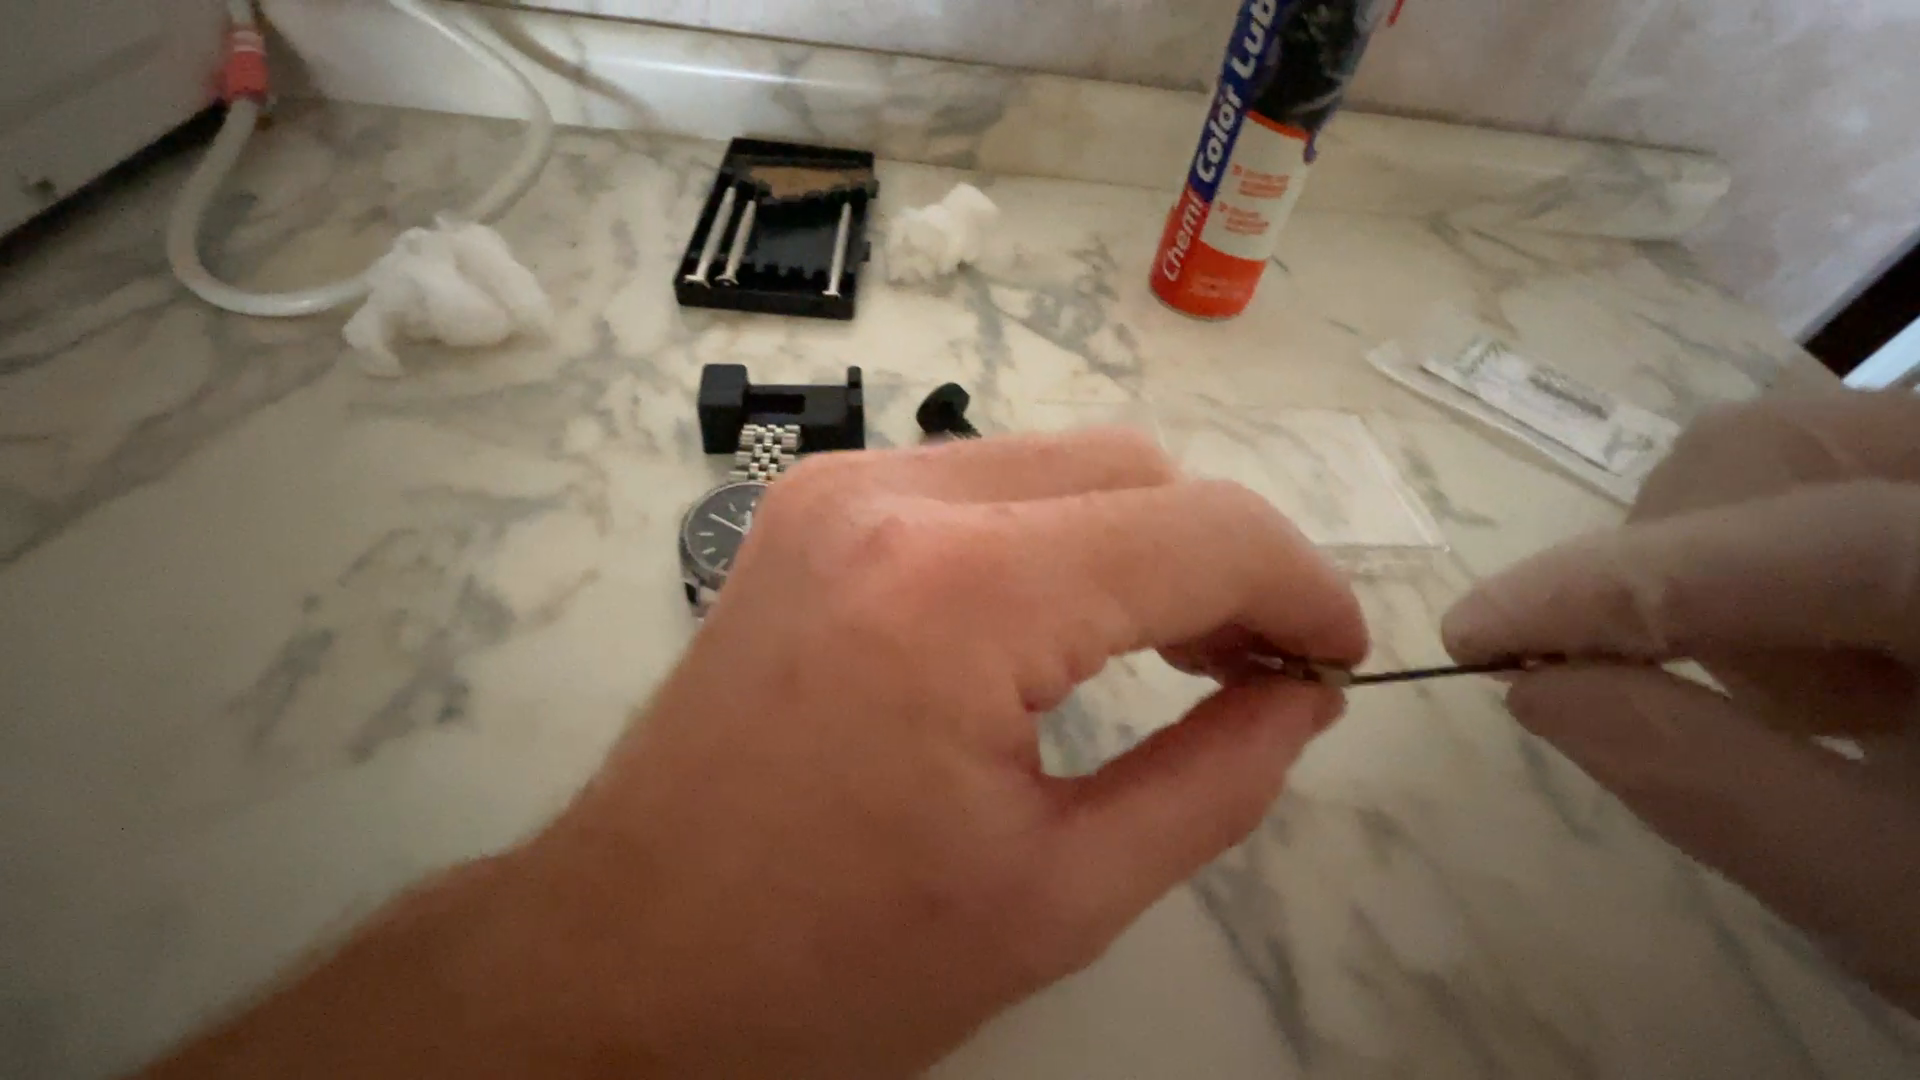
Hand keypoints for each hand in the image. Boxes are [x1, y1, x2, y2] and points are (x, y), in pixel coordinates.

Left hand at [523, 428, 1365, 1076]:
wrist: (623, 953)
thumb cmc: (829, 961)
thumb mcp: (1058, 894)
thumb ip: (1214, 782)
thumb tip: (1300, 698)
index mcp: (959, 595)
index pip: (1199, 531)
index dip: (1297, 586)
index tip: (1334, 656)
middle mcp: (891, 499)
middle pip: (1132, 470)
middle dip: (1220, 559)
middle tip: (1252, 665)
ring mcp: (837, 489)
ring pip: (1060, 466)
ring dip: (1140, 540)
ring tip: (1175, 646)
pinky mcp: (811, 508)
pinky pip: (980, 486)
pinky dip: (1055, 536)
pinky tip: (1064, 621)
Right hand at [1443, 390, 1919, 1012]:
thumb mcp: (1896, 895)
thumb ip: (1718, 787)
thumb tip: (1533, 687)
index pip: (1794, 549)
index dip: (1603, 589)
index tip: (1466, 636)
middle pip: (1762, 454)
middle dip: (1667, 565)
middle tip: (1689, 681)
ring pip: (1775, 447)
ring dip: (1709, 557)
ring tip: (1782, 682)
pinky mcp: (1907, 501)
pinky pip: (1802, 469)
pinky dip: (1755, 546)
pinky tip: (1817, 643)